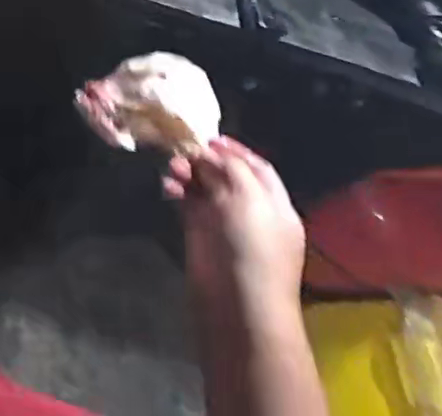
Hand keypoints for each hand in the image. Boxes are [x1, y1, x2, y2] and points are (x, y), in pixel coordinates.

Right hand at [164, 138, 306, 298]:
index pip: (256, 167)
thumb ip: (229, 167)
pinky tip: (168, 187)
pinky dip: (177, 190)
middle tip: (182, 149)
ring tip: (173, 167)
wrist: (236, 305)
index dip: (235, 150)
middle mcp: (251, 211)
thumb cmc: (252, 247)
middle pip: (226, 174)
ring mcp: (224, 223)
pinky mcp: (200, 234)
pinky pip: (187, 202)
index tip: (209, 136)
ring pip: (203, 186)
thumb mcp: (249, 196)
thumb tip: (207, 152)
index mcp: (274, 204)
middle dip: (205, 159)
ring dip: (188, 172)